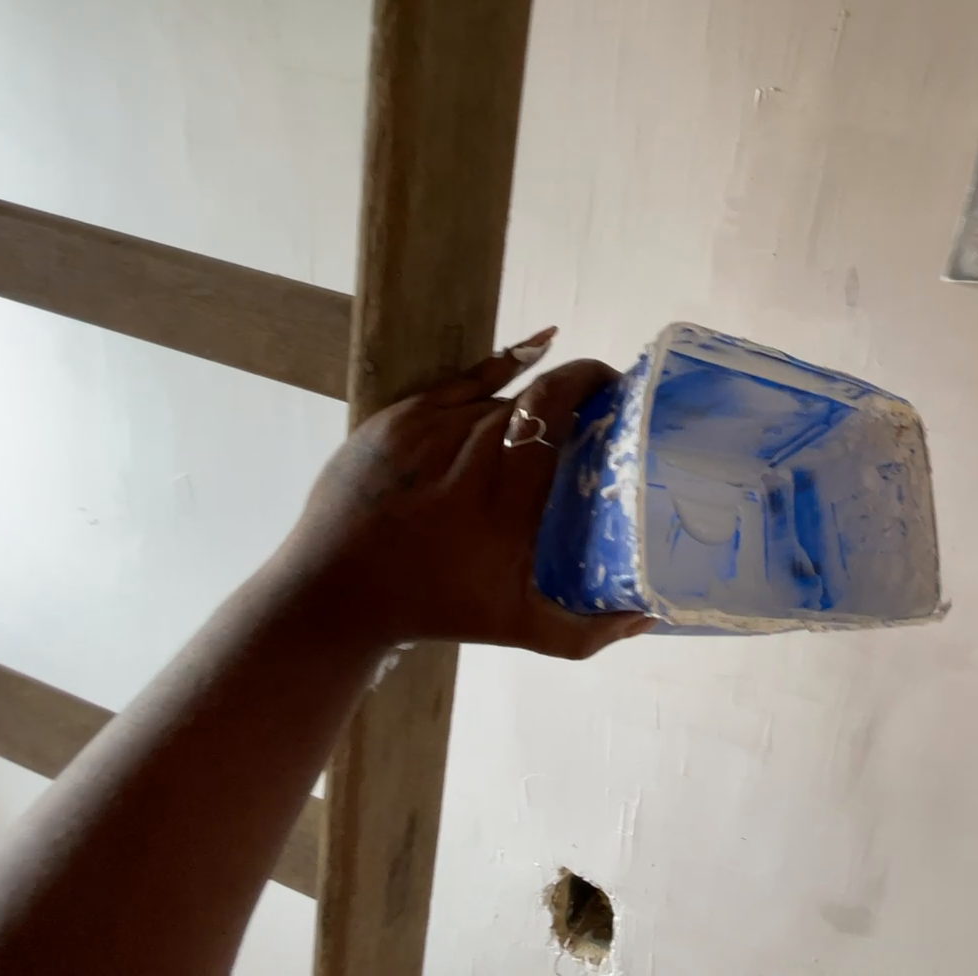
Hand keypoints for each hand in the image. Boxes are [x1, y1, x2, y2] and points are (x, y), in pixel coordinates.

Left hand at [275, 328, 655, 656]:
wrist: (328, 597)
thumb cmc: (435, 610)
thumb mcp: (518, 629)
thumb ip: (588, 632)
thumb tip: (649, 620)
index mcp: (502, 495)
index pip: (552, 411)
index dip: (591, 386)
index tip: (621, 391)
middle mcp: (466, 451)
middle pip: (533, 396)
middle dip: (577, 390)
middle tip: (605, 407)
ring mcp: (425, 429)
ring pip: (502, 393)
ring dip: (540, 399)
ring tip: (566, 412)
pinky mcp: (397, 418)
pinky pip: (463, 378)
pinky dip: (506, 363)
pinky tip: (541, 345)